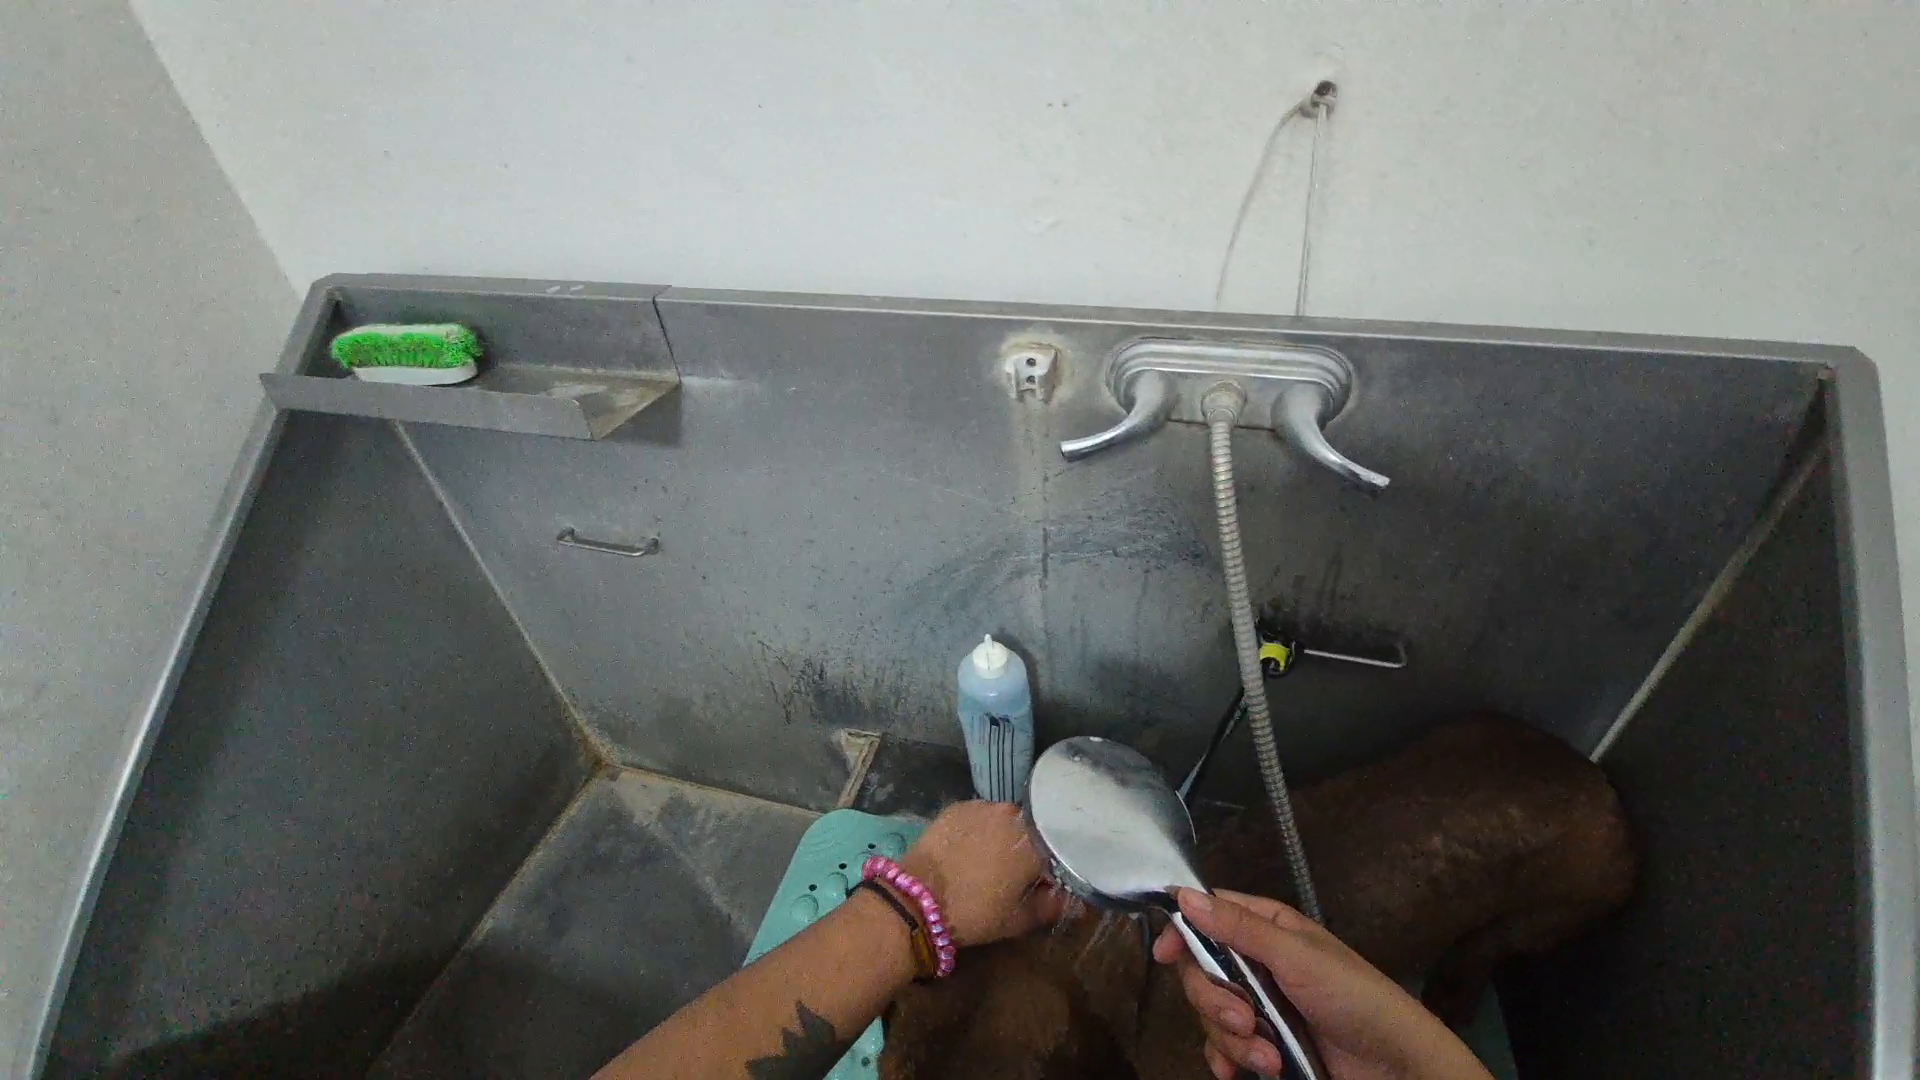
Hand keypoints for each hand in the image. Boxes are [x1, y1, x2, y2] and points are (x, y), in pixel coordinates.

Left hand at [897, 801, 1066, 945]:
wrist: (918, 897)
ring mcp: (984, 806)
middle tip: (1016, 874)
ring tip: (990, 860)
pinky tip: (969, 848)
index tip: (1045, 884)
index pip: (1057, 850)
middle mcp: (1013, 815)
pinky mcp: (959, 806)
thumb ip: (1051, 907)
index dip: (1053, 868)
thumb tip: (1078, 903)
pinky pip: (980, 815)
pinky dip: (981, 828)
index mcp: (1035, 842)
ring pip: (1006, 820)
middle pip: (1032, 830)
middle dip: (1029, 849)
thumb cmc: (973, 912)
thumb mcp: (1016, 919)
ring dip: (1004, 836)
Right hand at [1153, 889, 1493, 1079]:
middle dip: (1214, 1000)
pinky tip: (1244, 1073)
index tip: (1163, 955)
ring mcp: (1259, 1006)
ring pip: (1210, 1012)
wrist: (1401, 1072)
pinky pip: (1222, 1048)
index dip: (1181, 931)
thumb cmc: (1355, 998)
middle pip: (1200, 968)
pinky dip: (1229, 1061)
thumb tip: (1182, 895)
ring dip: (1231, 1038)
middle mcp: (1256, 962)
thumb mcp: (1296, 956)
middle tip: (1243, 1021)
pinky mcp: (1264, 1047)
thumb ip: (1237, 928)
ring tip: (1269, 1057)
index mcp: (1265, 928)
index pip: (1206, 915)